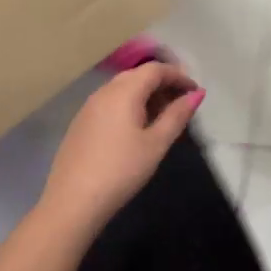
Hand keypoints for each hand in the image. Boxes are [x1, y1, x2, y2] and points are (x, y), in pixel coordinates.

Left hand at [41, 62, 202, 234]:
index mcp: (124, 92)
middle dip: (162, 83)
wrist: (73, 201)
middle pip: (137, 75)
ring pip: (122, 88)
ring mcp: (88, 107)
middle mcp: (104, 92)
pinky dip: (129, 104)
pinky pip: (110, 102)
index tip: (195, 91)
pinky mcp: (81, 122)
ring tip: (162, 117)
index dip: (178, 75)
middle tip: (181, 103)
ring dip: (145, 94)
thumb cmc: (122, 170)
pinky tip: (136, 128)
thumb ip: (177, 115)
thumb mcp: (156, 144)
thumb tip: (196, 94)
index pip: (155, 69)